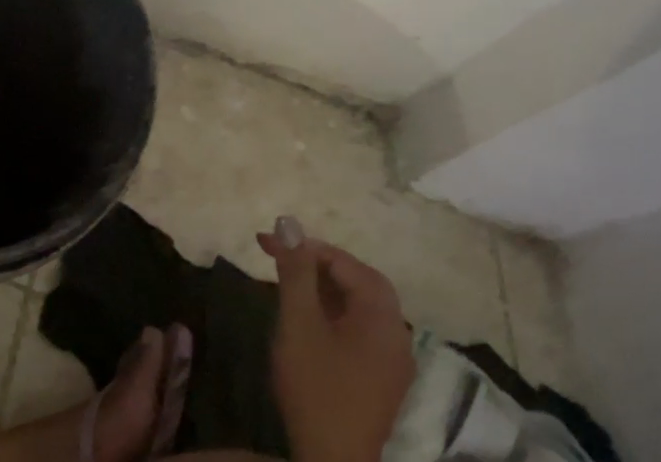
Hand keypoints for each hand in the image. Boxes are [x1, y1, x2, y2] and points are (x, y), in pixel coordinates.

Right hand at [257, 218, 415, 461]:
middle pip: (360, 281)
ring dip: (324, 287)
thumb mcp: (298, 323)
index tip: (264, 241)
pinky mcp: (382, 378)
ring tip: (285, 283)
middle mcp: (397, 333)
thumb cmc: (316, 386)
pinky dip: (333, 312)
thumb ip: (295, 272)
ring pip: (360, 306)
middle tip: (277, 257)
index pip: (346, 263)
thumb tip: (289, 222)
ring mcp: (393, 359)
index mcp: (382, 316)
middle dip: (317, 263)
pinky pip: (360, 329)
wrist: (334, 458)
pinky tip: (307, 320)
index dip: (306, 247)